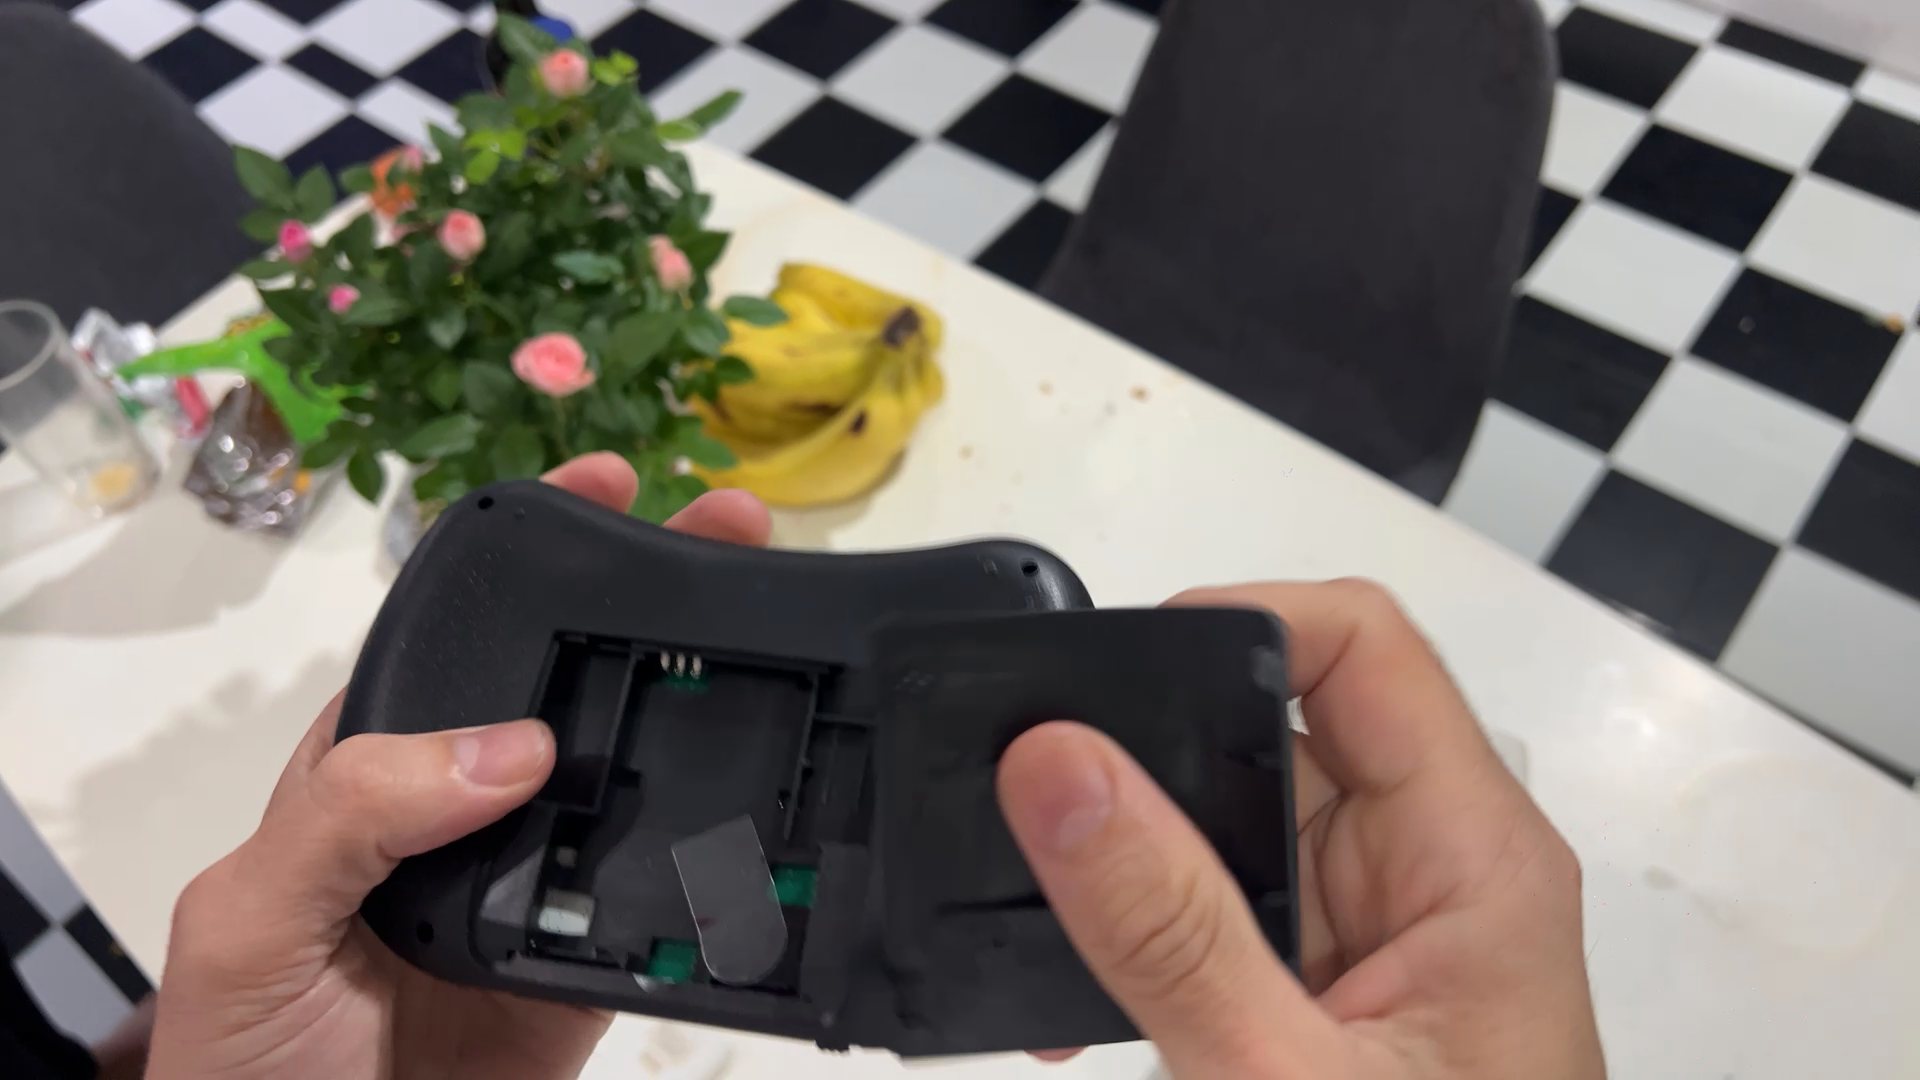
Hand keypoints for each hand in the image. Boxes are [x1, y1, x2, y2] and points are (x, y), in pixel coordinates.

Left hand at [146, 454, 772, 1079]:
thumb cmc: (262, 1050)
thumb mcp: (256, 917)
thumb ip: (350, 817)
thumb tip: (521, 747)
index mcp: (405, 748)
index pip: (480, 622)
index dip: (548, 547)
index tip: (615, 483)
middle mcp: (494, 775)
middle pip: (589, 656)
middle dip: (663, 578)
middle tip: (735, 524)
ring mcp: (568, 831)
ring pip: (648, 727)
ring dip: (710, 664)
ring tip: (774, 610)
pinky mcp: (621, 894)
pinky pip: (682, 826)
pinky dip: (731, 773)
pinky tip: (775, 731)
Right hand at [1000, 580, 1603, 1077]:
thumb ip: (1169, 928)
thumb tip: (1053, 762)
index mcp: (1462, 848)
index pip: (1359, 642)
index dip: (1241, 614)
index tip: (1117, 669)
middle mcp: (1408, 849)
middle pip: (1267, 706)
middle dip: (1149, 729)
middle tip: (1043, 777)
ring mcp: (1346, 902)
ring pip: (1215, 792)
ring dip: (1123, 828)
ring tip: (1037, 874)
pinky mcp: (1295, 952)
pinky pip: (1194, 876)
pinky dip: (1122, 896)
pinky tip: (1066, 965)